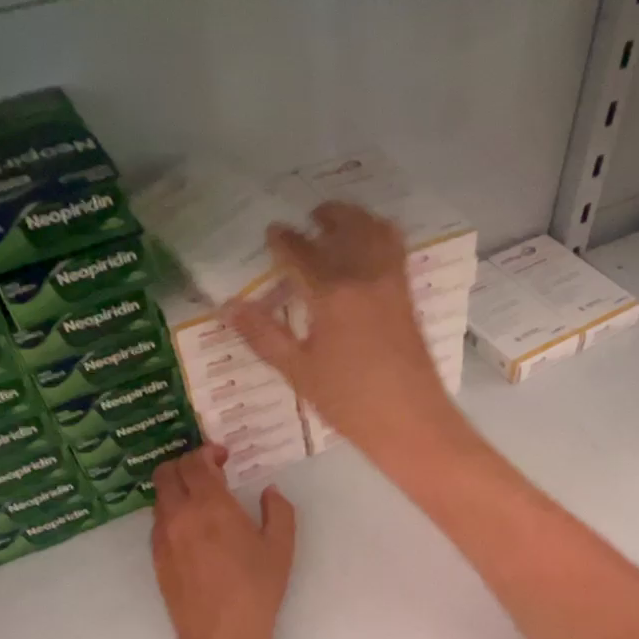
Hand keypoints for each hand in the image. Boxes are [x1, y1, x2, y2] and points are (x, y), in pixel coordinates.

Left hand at [151, 444, 296, 638]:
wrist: (221, 634)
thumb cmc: (256, 589)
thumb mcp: (281, 547)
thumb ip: (278, 511)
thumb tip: (269, 492)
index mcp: (210, 505)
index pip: (195, 462)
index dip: (208, 452)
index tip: (223, 457)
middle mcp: (179, 514)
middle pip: (167, 472)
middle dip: (186, 464)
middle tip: (208, 472)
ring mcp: (163, 536)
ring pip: (159, 497)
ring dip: (177, 489)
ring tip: (200, 500)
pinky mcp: (156, 557)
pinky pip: (159, 522)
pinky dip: (172, 513)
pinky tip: (192, 529)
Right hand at [226, 202, 465, 458]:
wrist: (410, 421)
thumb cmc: (349, 402)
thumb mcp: (299, 371)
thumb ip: (264, 335)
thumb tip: (228, 307)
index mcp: (331, 293)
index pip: (301, 253)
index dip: (283, 240)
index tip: (272, 232)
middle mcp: (364, 277)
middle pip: (346, 228)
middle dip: (326, 217)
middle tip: (310, 217)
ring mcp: (392, 284)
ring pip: (377, 232)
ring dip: (358, 220)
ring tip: (342, 225)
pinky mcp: (409, 298)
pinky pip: (396, 251)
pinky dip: (381, 238)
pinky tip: (371, 251)